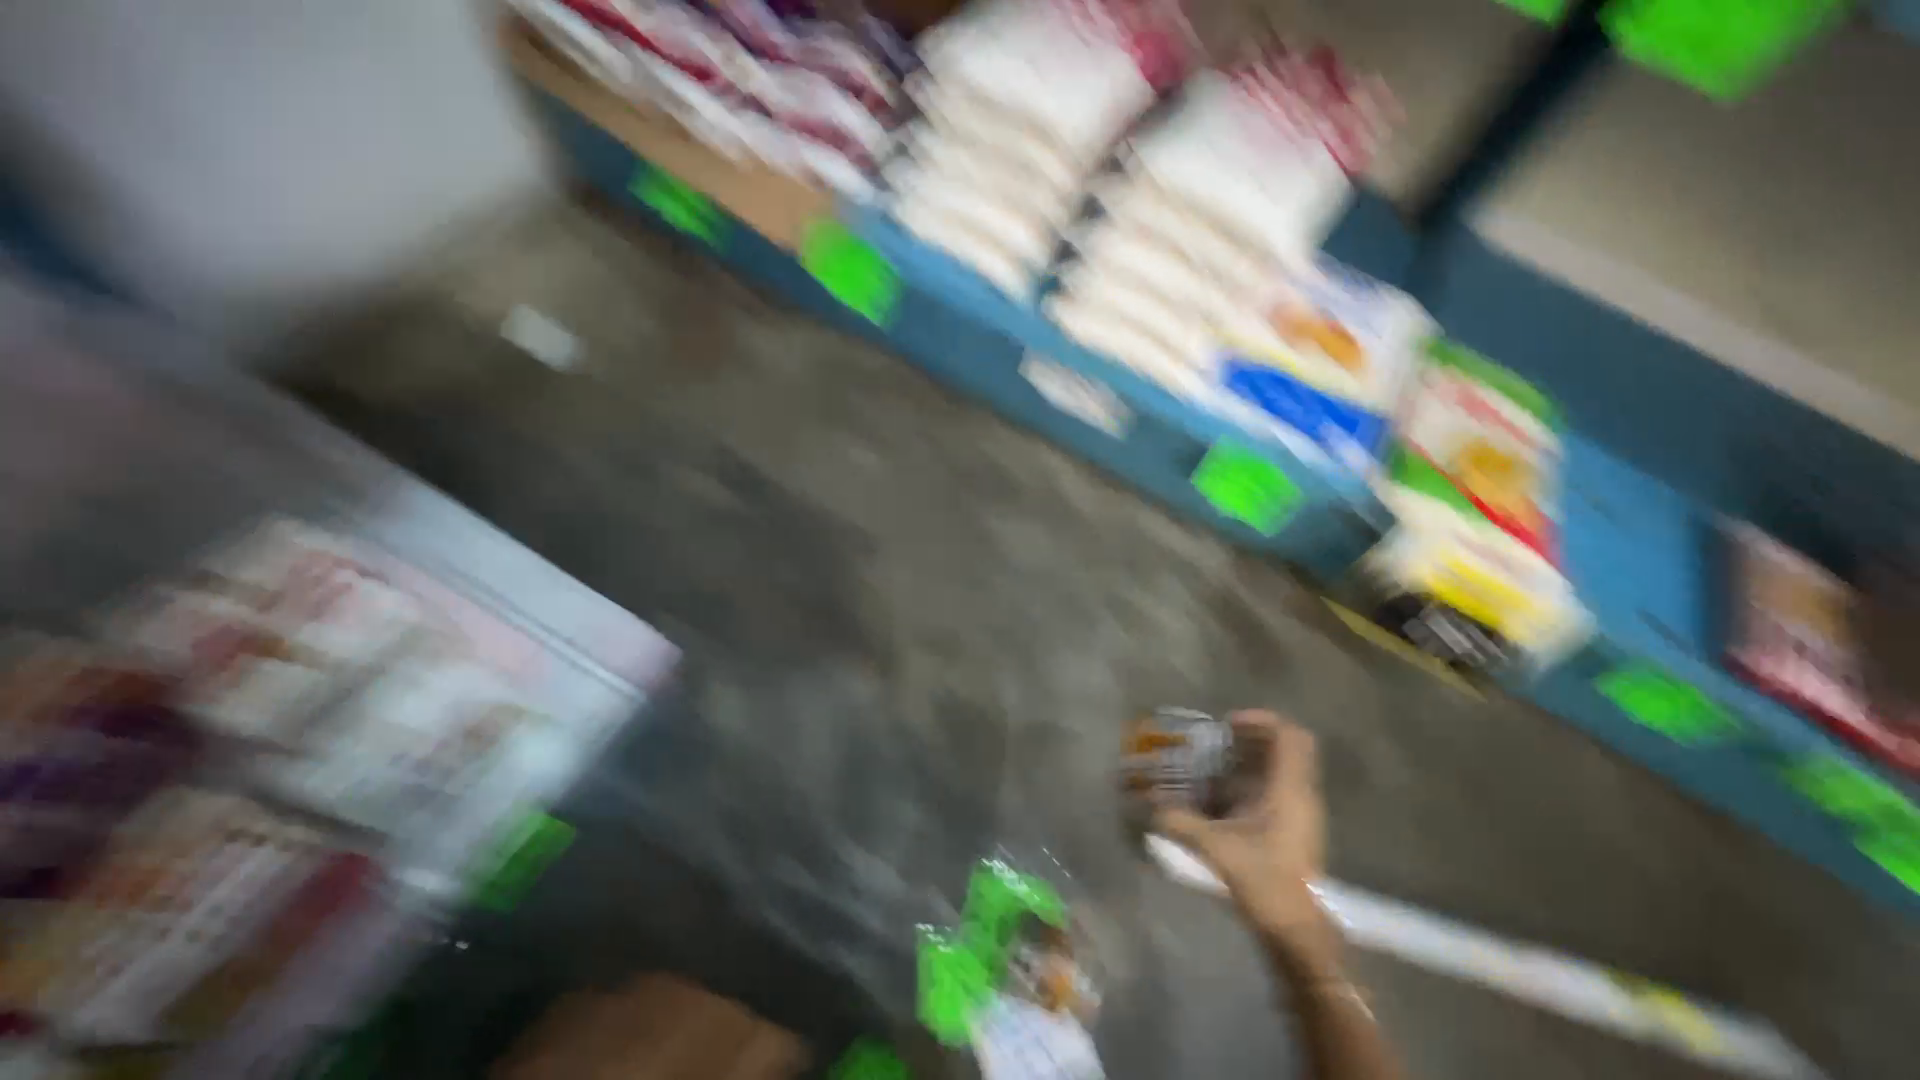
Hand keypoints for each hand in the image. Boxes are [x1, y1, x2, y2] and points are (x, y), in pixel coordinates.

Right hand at [1154, 711, 1339, 968]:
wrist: (1296, 931)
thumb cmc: (1264, 880)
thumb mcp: (1215, 848)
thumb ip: (1179, 821)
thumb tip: (1147, 804)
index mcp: (1290, 790)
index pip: (1291, 736)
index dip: (1262, 721)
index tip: (1228, 725)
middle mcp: (1300, 796)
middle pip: (1285, 750)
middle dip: (1250, 741)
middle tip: (1216, 744)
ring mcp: (1300, 816)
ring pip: (1279, 773)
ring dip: (1249, 765)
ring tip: (1211, 771)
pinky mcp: (1294, 833)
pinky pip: (1274, 794)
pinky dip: (1250, 788)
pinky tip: (1220, 803)